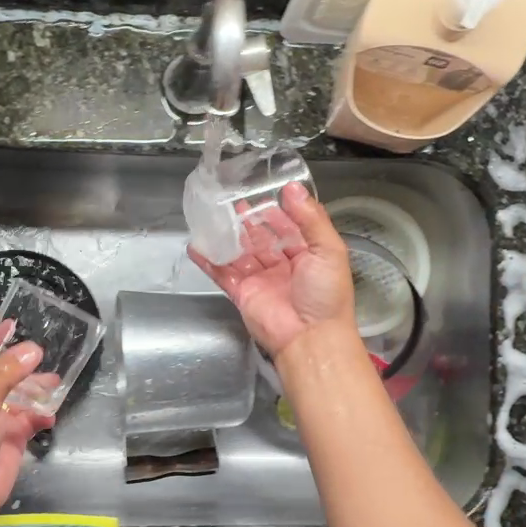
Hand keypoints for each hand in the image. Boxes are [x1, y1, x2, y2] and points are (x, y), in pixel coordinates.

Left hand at [0, 323, 55, 514]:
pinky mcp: (9, 436)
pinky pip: (29, 417)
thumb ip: (6, 373)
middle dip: (18, 360)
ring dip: (35, 386)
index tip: (9, 323)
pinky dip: (41, 413)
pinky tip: (51, 413)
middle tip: (41, 349)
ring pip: (17, 392)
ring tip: (54, 381)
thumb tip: (33, 350)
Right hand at [190, 183, 354, 357]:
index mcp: (307, 255)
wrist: (310, 338)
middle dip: (249, 221)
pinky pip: (222, 274)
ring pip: (241, 253)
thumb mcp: (329, 250)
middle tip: (234, 201)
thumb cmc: (326, 294)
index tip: (263, 192)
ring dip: (229, 236)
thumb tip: (292, 188)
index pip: (290, 227)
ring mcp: (260, 280)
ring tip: (214, 215)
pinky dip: (208, 261)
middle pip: (262, 238)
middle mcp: (283, 266)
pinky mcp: (242, 293)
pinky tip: (196, 246)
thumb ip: (311, 218)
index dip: (277, 212)